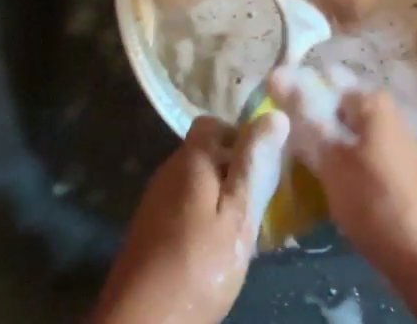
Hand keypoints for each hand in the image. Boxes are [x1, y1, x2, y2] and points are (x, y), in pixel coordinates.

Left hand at [93, 112, 289, 323]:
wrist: (141, 320)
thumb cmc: (198, 264)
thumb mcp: (237, 216)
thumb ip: (254, 166)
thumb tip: (275, 114)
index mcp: (190, 160)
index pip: (213, 123)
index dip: (241, 136)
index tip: (264, 165)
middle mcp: (168, 170)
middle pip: (205, 152)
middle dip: (234, 168)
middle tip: (261, 202)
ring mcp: (156, 199)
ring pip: (196, 181)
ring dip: (221, 195)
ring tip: (244, 227)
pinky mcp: (151, 227)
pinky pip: (185, 205)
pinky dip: (204, 215)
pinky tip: (218, 245)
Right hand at [266, 68, 416, 265]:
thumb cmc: (372, 197)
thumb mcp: (330, 153)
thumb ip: (302, 112)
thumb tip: (274, 73)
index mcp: (370, 100)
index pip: (321, 79)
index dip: (292, 92)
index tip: (268, 113)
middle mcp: (381, 112)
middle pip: (330, 105)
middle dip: (302, 118)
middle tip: (272, 138)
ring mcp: (385, 141)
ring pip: (338, 131)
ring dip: (315, 142)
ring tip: (286, 158)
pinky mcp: (385, 168)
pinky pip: (348, 152)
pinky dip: (330, 160)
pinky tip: (312, 177)